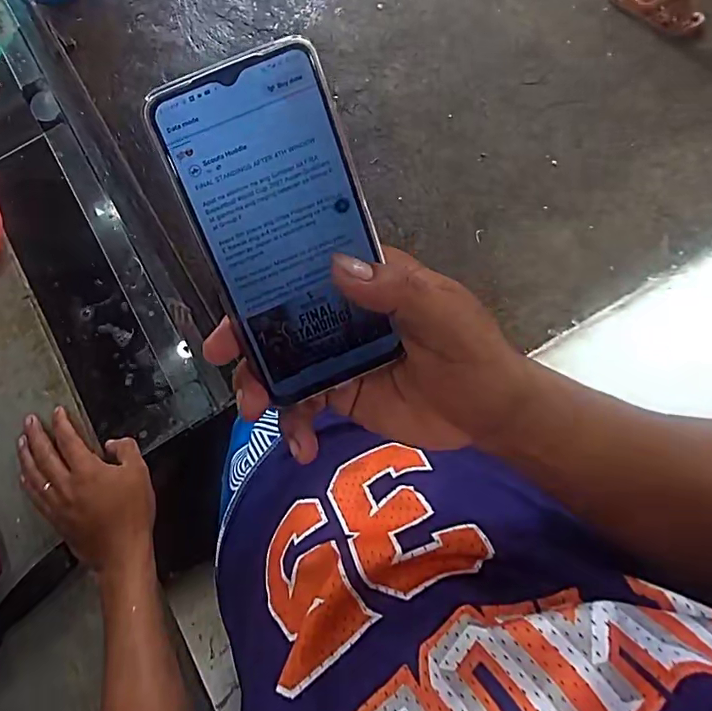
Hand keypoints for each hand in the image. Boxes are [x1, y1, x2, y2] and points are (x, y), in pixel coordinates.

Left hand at [19, 407, 155, 575]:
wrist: (121, 551)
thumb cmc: (133, 512)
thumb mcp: (139, 472)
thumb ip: (126, 450)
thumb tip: (112, 444)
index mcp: (87, 470)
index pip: (68, 441)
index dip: (62, 424)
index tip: (57, 412)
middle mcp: (67, 485)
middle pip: (44, 455)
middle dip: (36, 435)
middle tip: (28, 421)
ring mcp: (57, 504)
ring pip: (34, 475)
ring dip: (26, 456)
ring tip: (21, 443)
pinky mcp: (55, 519)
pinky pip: (35, 495)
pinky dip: (27, 482)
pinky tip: (24, 476)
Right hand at [202, 247, 537, 462]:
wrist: (489, 414)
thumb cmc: (471, 350)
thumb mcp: (440, 311)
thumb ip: (394, 289)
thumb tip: (337, 266)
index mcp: (373, 279)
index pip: (314, 264)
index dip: (271, 272)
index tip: (236, 290)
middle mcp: (349, 311)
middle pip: (286, 313)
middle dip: (250, 333)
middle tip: (222, 356)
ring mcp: (342, 353)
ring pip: (286, 361)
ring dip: (262, 383)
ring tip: (256, 411)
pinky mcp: (344, 393)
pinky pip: (305, 403)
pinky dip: (294, 424)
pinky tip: (301, 446)